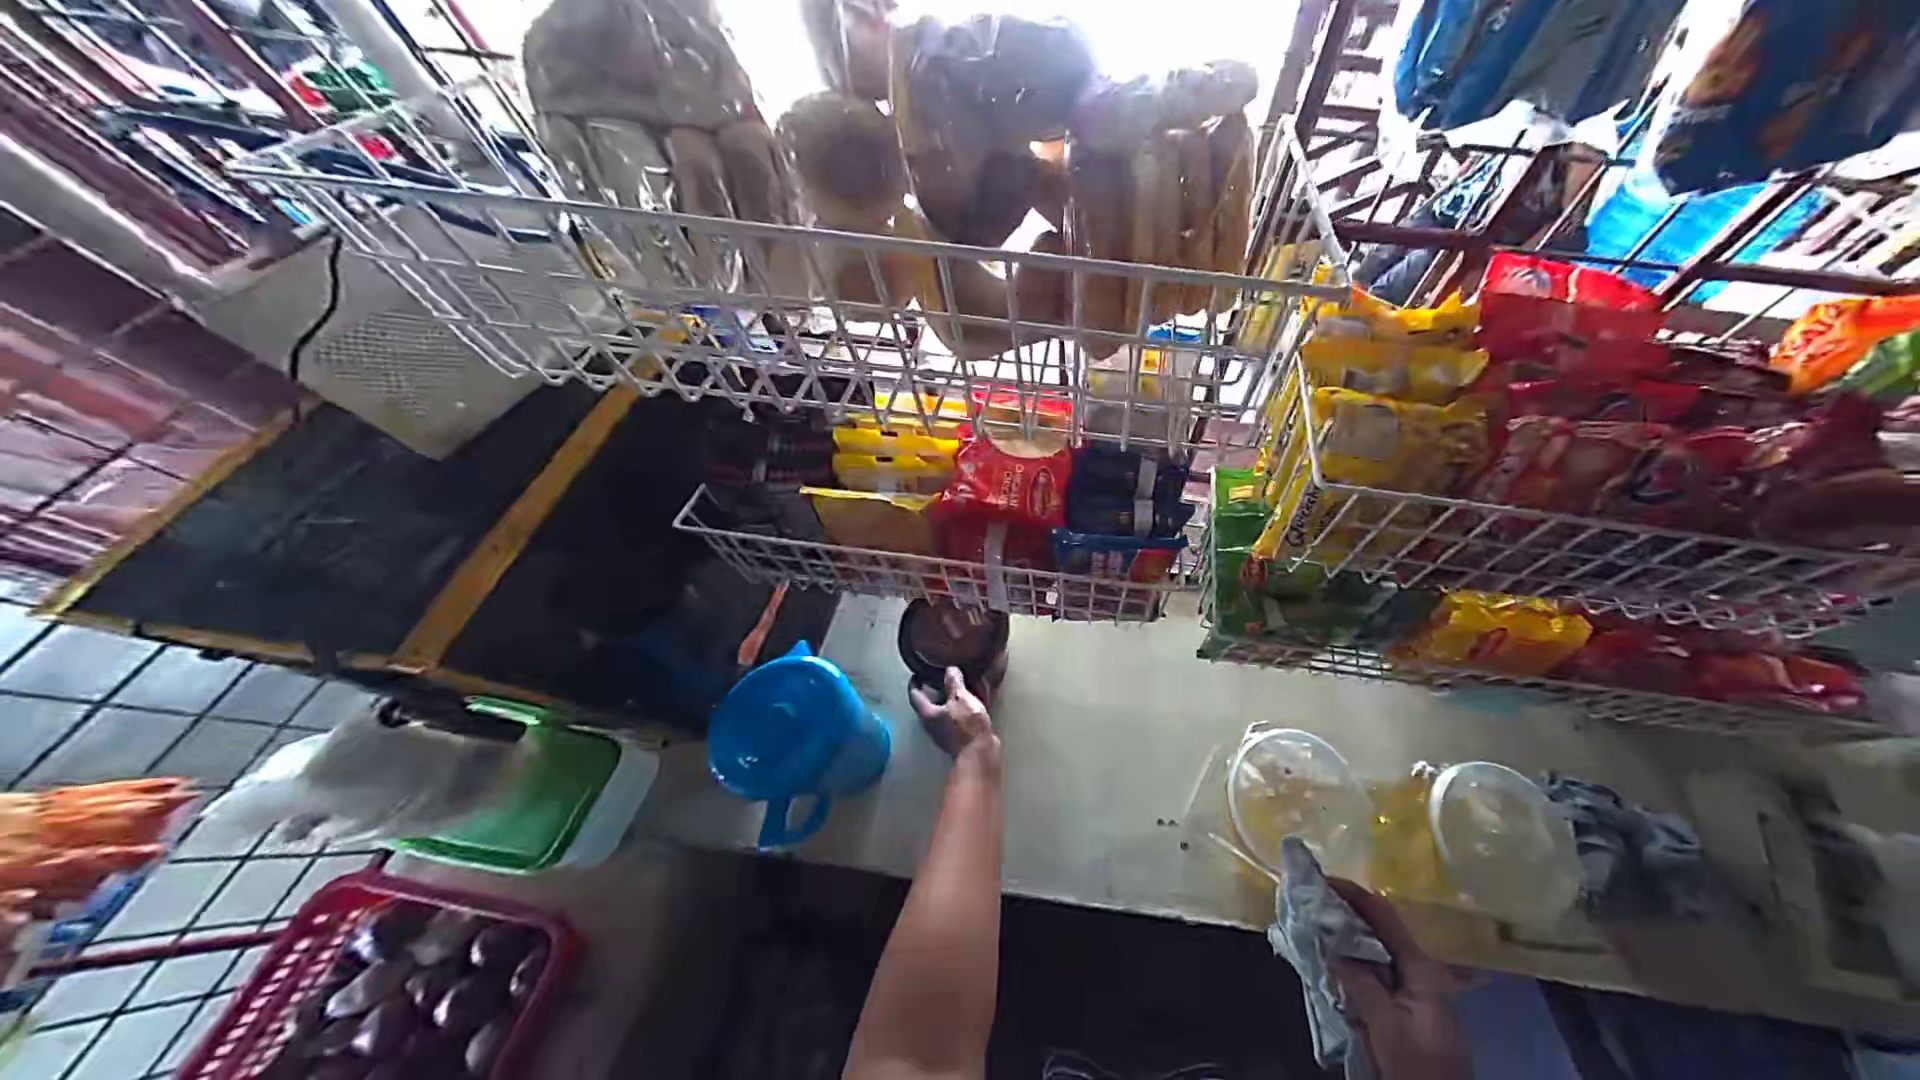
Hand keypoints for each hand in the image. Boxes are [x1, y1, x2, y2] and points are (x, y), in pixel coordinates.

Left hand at [908, 667, 996, 758]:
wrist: (980, 754)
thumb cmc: (966, 727)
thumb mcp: (960, 697)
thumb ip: (954, 682)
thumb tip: (950, 670)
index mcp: (927, 713)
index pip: (914, 695)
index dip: (915, 682)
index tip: (918, 673)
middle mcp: (932, 724)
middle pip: (926, 704)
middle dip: (931, 691)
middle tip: (938, 678)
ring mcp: (944, 733)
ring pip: (941, 712)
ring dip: (946, 701)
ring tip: (956, 689)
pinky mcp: (957, 738)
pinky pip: (954, 719)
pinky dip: (958, 710)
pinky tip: (969, 704)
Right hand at [1327, 878, 1470, 1079]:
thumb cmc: (1419, 1068)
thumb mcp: (1387, 1027)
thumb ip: (1360, 983)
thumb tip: (1330, 947)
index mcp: (1420, 969)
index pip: (1383, 915)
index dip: (1351, 892)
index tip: (1319, 879)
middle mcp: (1418, 970)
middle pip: (1378, 926)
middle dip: (1344, 908)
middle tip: (1309, 898)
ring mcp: (1412, 987)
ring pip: (1373, 945)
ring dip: (1343, 930)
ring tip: (1311, 919)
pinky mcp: (1403, 1003)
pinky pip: (1372, 966)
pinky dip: (1349, 954)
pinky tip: (1327, 953)